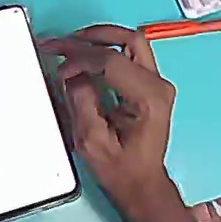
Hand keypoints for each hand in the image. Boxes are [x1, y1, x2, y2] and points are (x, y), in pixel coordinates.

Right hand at [39, 24, 182, 221]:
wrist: (141, 183)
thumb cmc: (121, 169)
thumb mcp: (91, 140)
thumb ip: (81, 101)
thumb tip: (72, 74)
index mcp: (149, 98)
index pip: (112, 61)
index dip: (81, 60)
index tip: (61, 70)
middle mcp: (158, 85)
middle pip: (127, 40)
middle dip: (91, 37)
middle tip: (63, 42)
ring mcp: (157, 82)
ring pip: (130, 41)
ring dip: (99, 38)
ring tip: (71, 44)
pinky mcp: (149, 83)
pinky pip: (128, 53)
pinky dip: (105, 49)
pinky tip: (85, 54)